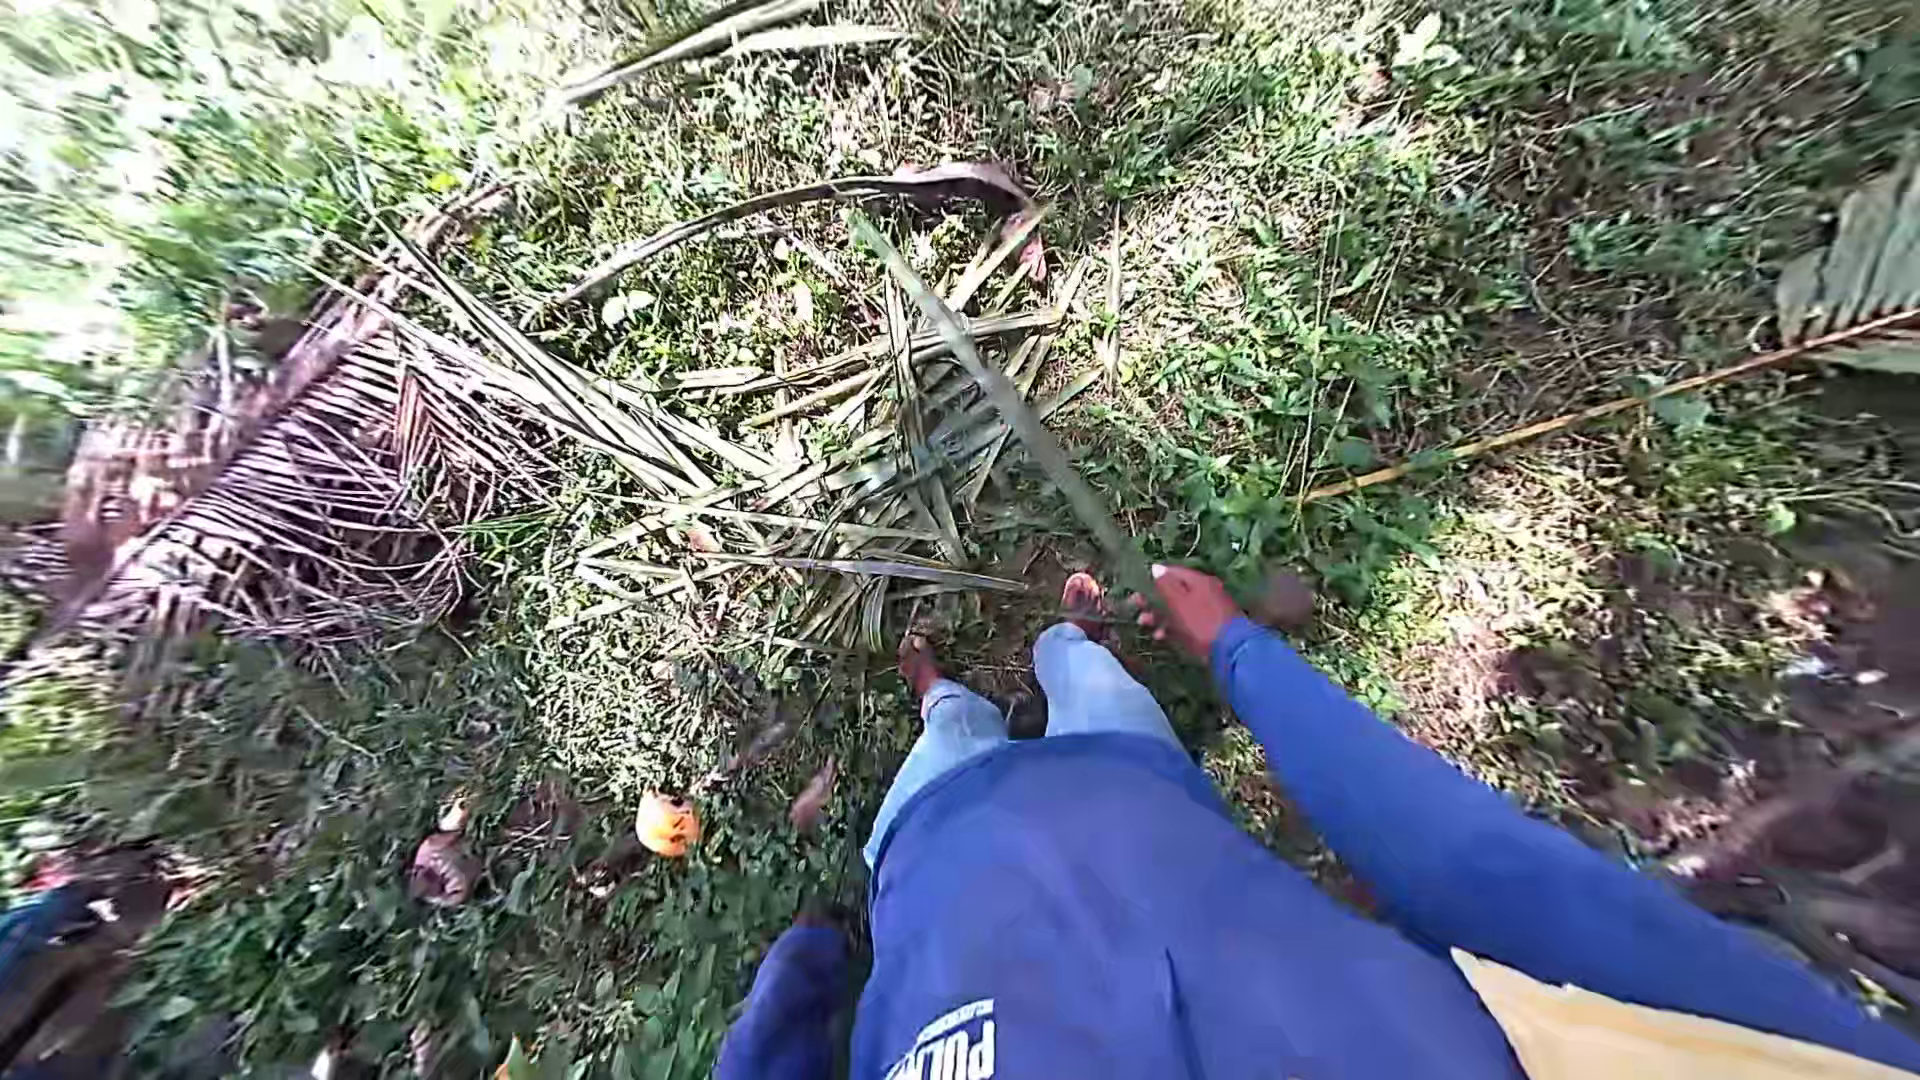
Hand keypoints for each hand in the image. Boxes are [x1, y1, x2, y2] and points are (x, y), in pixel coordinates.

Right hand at [1135, 564, 1244, 660]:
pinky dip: (1171, 627)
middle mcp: (1204, 592)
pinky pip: (1185, 623)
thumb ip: (1165, 584)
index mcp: (1198, 581)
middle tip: (1135, 605)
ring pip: (1178, 608)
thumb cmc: (1200, 622)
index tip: (1137, 586)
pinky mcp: (1208, 628)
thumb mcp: (1178, 601)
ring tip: (1143, 623)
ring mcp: (1208, 611)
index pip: (1172, 572)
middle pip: (1174, 591)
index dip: (1153, 577)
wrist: (1231, 651)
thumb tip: (1155, 567)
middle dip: (1152, 599)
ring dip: (1158, 615)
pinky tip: (1160, 636)